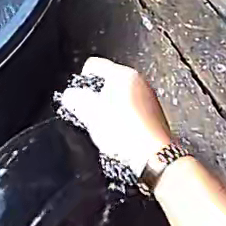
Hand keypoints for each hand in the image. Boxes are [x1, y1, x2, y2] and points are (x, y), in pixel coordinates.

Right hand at [54, 57, 175, 175]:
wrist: (155, 159)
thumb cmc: (126, 135)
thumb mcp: (92, 116)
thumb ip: (77, 101)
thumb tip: (70, 95)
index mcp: (124, 74)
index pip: (93, 65)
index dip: (81, 82)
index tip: (77, 99)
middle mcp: (139, 81)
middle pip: (107, 81)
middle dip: (95, 97)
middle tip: (89, 116)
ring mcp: (148, 98)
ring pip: (118, 96)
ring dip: (108, 109)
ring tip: (104, 129)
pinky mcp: (153, 115)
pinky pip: (130, 110)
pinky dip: (121, 119)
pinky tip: (119, 135)